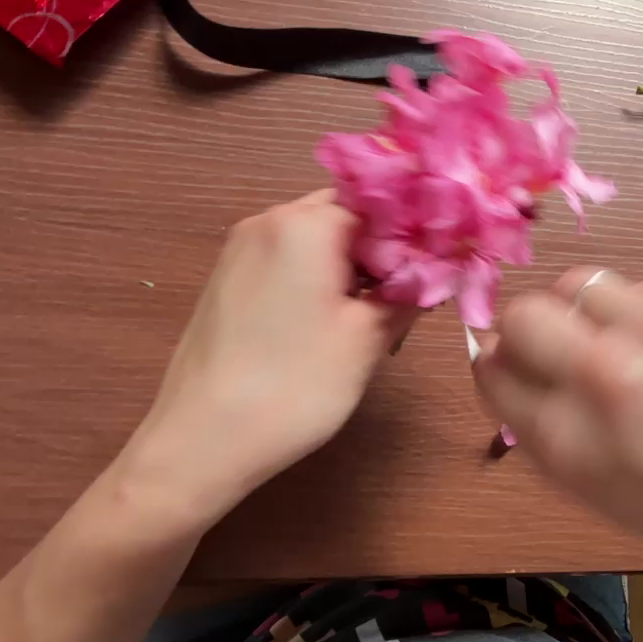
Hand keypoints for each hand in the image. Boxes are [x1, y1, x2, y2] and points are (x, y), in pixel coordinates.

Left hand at [133, 191, 415, 491]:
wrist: (203, 439)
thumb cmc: (295, 385)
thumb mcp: (367, 339)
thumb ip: (407, 293)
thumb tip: (436, 269)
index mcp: (304, 224)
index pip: (379, 203)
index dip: (415, 232)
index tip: (439, 269)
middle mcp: (268, 221)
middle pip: (345, 216)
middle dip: (383, 250)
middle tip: (409, 297)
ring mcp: (241, 250)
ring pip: (317, 240)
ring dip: (354, 268)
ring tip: (375, 316)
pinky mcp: (229, 281)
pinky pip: (289, 262)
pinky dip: (320, 280)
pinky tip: (332, 324)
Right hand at [474, 267, 642, 641]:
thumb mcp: (604, 496)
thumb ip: (544, 431)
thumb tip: (508, 368)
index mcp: (572, 442)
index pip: (492, 369)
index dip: (503, 372)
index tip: (521, 376)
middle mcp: (607, 372)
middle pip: (522, 314)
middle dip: (529, 335)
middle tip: (563, 356)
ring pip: (581, 284)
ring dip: (586, 314)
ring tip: (627, 347)